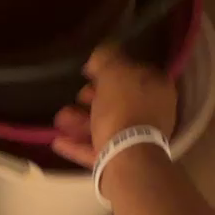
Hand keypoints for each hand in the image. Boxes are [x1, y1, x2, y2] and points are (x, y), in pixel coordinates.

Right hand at [51, 45, 178, 167]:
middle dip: (92, 98)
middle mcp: (151, 112)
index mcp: (156, 87)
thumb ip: (106, 58)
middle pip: (118, 101)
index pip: (134, 72)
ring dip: (80, 121)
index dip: (110, 70)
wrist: (126, 158)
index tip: (89, 72)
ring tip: (59, 120)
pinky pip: (97, 148)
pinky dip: (78, 144)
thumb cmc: (123, 109)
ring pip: (105, 125)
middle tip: (77, 96)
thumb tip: (100, 54)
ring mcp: (137, 138)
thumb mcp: (114, 72)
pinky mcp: (121, 160)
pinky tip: (58, 142)